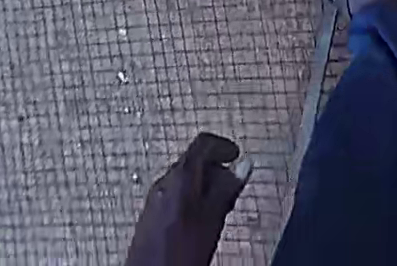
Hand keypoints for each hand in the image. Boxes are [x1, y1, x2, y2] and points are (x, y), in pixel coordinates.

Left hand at [124, 132, 249, 265]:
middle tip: (232, 183)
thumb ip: (227, 189)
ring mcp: (157, 196)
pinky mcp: (152, 213)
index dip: (222, 145)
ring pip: (184, 177)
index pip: (202, 143)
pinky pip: (175, 192)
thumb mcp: (212, 219)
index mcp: (180, 176)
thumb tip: (243, 166)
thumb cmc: (180, 253)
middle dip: (215, 167)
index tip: (236, 155)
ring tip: (220, 204)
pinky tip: (200, 218)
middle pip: (193, 159)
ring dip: (204, 183)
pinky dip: (192, 196)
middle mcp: (166, 180)